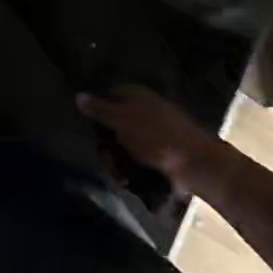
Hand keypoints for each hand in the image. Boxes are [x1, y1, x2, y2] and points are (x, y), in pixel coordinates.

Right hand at [77, 84, 238, 194]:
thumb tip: (78, 95)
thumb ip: (100, 109)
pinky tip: (128, 178)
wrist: (194, 162)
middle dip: (106, 139)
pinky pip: (138, 156)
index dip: (96, 109)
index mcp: (137, 94)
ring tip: (116, 171)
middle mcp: (146, 108)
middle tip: (103, 155)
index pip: (108, 94)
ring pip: (125, 141)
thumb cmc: (156, 136)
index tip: (87, 127)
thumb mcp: (122, 120)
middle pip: (115, 120)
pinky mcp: (161, 150)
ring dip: (118, 157)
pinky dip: (131, 166)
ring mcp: (154, 130)